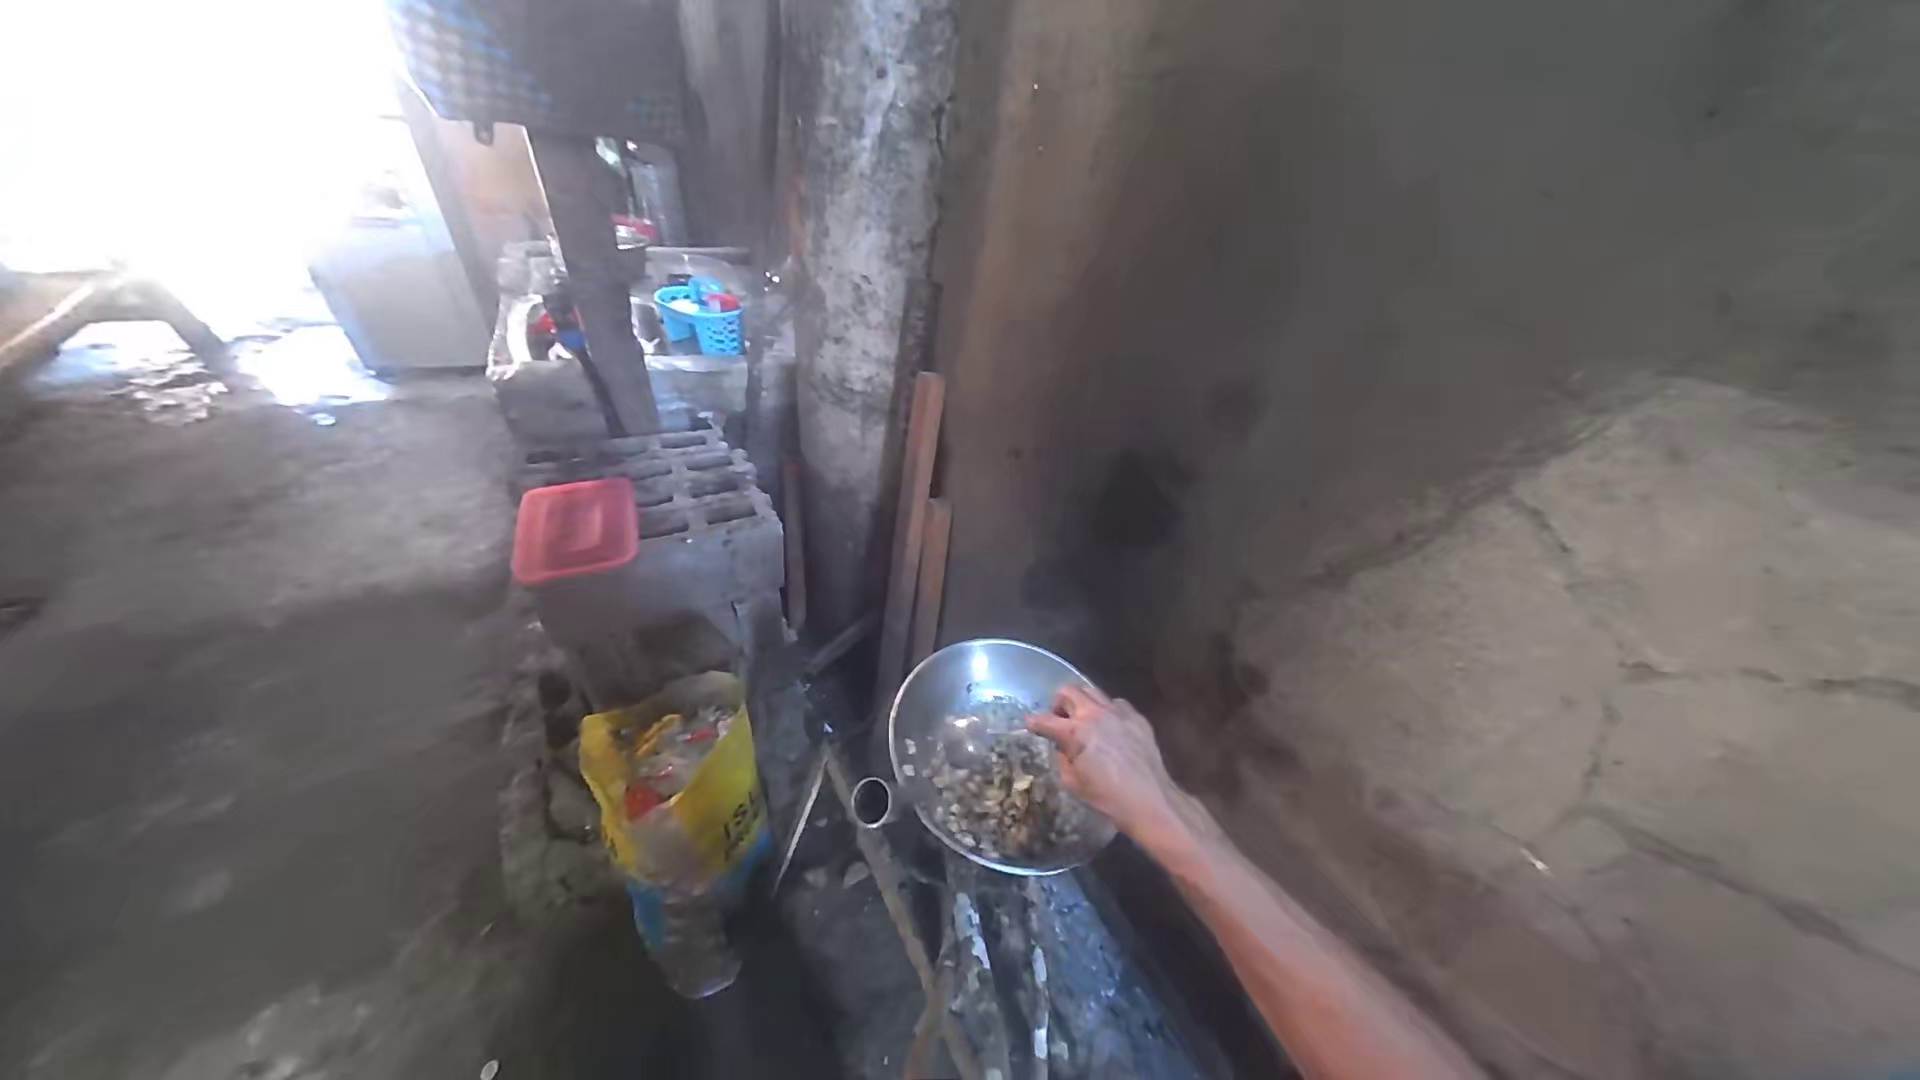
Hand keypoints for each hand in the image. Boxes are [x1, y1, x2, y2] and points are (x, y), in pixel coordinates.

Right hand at [1028, 685, 1186, 842]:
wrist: (1150, 801)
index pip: (1045, 720)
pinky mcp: (1136, 717)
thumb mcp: (1073, 783)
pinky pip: (1116, 704)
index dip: (1034, 722)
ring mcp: (1118, 712)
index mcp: (1075, 732)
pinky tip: (1111, 727)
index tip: (1030, 723)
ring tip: (1086, 721)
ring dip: (1083, 703)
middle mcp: (1094, 714)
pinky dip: (1108, 711)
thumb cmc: (1107, 797)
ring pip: (1093, 692)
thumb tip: (1063, 747)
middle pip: (1068, 691)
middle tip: (1060, 719)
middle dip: (1059, 703)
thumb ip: (1063, 758)